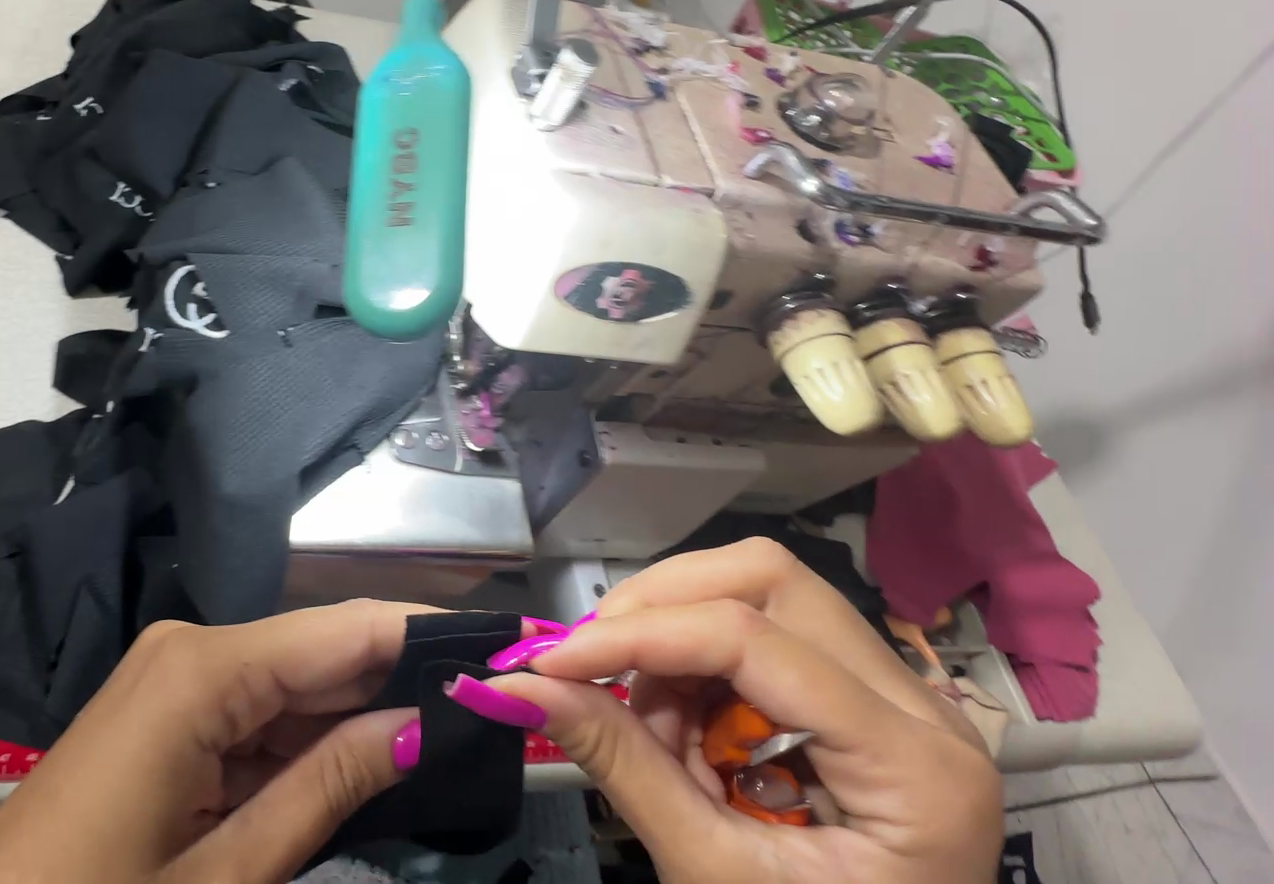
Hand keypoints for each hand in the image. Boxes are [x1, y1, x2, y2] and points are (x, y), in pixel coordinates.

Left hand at [0, 600, 453, 883]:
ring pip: (293, 685)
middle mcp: (191, 649)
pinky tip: (366, 765)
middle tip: (487, 705)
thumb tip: (423, 723)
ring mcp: (174, 677)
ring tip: (446, 737)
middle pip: (320, 651)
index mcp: (202, 668)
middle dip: (400, 681)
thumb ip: (330, 786)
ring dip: (358, 718)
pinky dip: (307, 743)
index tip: (501, 646)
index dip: (424, 635)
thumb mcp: (227, 873)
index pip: (342, 629)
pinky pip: (256, 714)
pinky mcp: (168, 710)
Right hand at [490, 538, 1002, 883]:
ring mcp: (898, 694)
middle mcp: (920, 705)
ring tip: (649, 720)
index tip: (551, 661)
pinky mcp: (865, 696)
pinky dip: (695, 660)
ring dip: (674, 633)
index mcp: (911, 766)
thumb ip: (618, 762)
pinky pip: (763, 626)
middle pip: (766, 578)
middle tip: (593, 664)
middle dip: (658, 608)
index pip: (749, 638)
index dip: (635, 636)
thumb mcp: (709, 873)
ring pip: (761, 588)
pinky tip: (682, 723)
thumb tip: (514, 686)